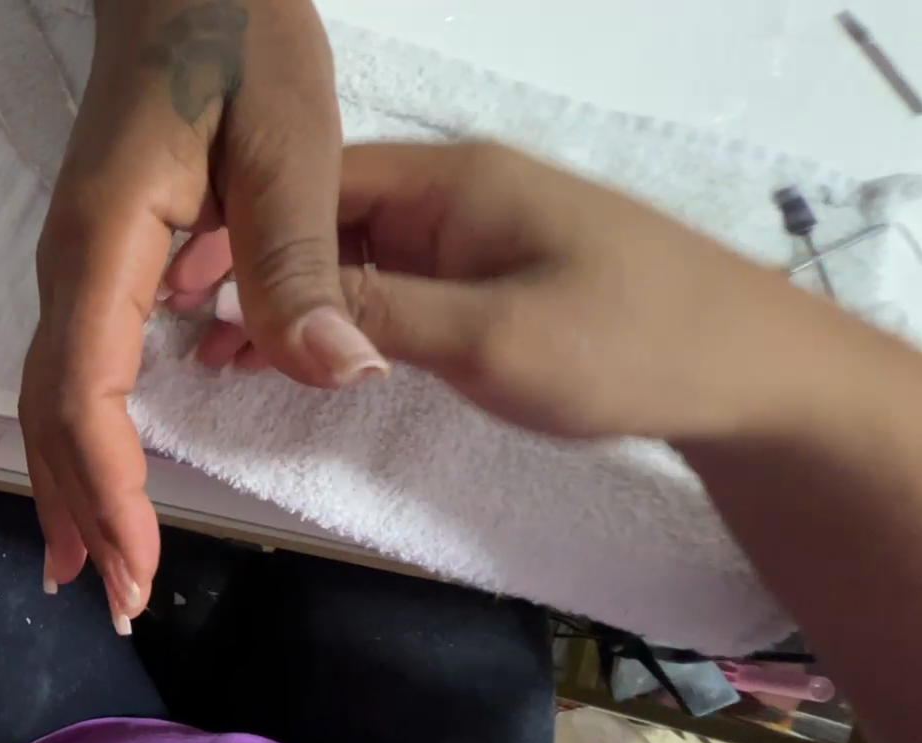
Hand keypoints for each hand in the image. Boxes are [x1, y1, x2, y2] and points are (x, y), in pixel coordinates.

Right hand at [22, 0, 369, 628]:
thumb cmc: (235, 41)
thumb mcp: (290, 139)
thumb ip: (299, 259)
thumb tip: (338, 374)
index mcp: (106, 248)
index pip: (84, 392)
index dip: (108, 485)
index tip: (141, 564)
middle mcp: (66, 278)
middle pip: (53, 418)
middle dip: (84, 513)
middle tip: (119, 599)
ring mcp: (69, 281)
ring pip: (50, 408)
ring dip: (69, 494)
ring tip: (89, 569)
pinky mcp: (89, 282)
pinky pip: (70, 383)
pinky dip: (78, 450)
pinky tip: (94, 490)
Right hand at [174, 141, 824, 441]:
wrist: (744, 379)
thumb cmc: (627, 345)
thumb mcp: (488, 333)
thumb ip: (371, 314)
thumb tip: (257, 312)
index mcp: (443, 184)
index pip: (308, 193)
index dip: (235, 240)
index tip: (176, 293)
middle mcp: (435, 201)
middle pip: (308, 229)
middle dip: (241, 283)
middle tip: (183, 337)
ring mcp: (444, 244)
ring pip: (326, 269)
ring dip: (270, 313)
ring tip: (210, 361)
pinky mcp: (451, 285)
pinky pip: (357, 298)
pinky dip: (310, 328)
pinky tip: (269, 360)